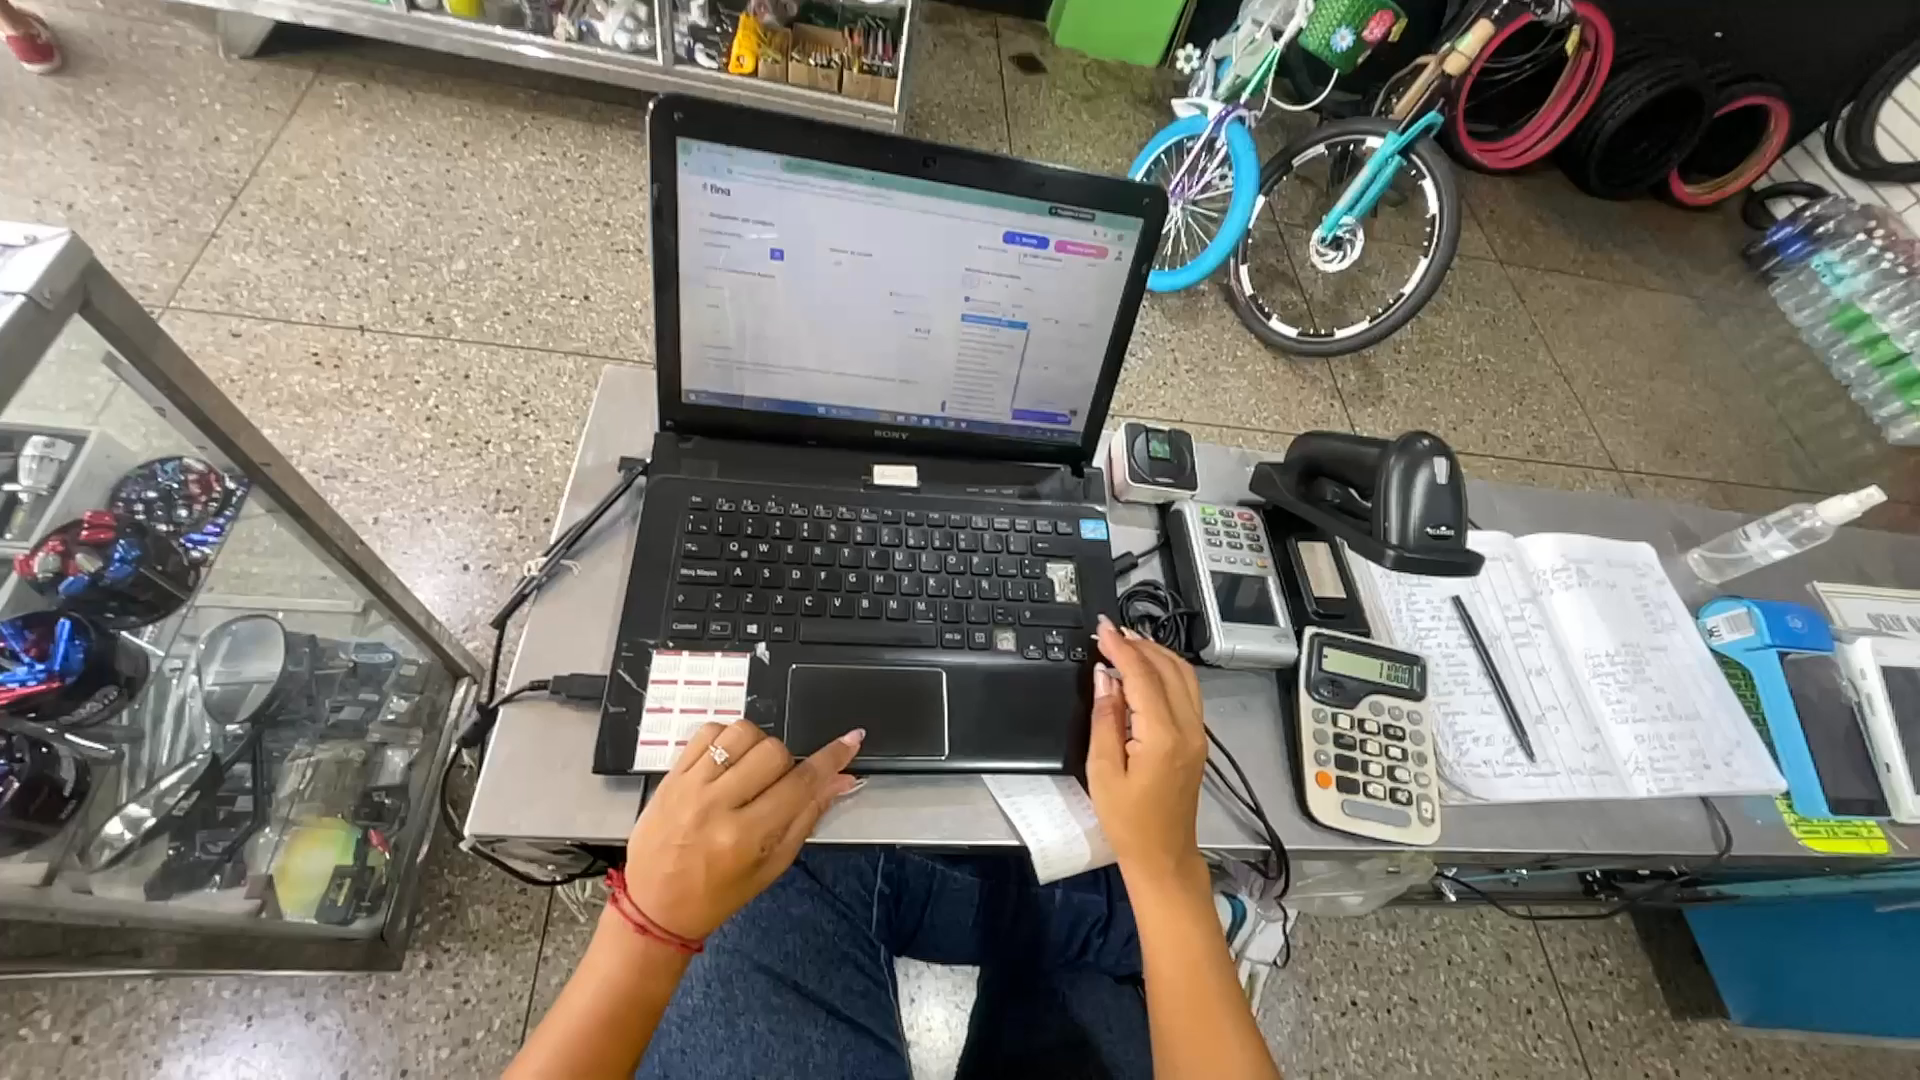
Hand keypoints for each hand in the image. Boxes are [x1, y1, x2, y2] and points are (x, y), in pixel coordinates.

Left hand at [623, 720, 862, 939]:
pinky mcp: (671, 776)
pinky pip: (707, 731)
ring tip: (749, 769)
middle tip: (774, 785)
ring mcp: (690, 787)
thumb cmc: (717, 894)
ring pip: (741, 733)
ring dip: (756, 744)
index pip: (801, 783)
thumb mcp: (772, 866)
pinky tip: (726, 761)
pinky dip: (725, 738)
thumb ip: (809, 816)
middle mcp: (717, 807)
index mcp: (745, 837)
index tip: (851, 740)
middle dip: (785, 762)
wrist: (654, 909)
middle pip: (774, 751)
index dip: (832, 758)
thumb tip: (841, 780)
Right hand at [1085, 615, 1207, 884]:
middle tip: (1109, 632)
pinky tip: (1144, 670)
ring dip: (1156, 653)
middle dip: (1139, 644)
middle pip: (1169, 668)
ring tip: (1125, 644)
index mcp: (1163, 736)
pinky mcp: (1198, 739)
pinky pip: (1187, 691)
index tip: (1102, 628)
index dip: (1121, 647)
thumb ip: (1105, 718)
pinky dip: (1166, 671)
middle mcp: (1188, 728)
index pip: (1142, 675)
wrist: (1163, 856)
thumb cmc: (1127, 821)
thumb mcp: (1102, 770)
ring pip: (1184, 676)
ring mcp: (1198, 733)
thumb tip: (1104, 676)